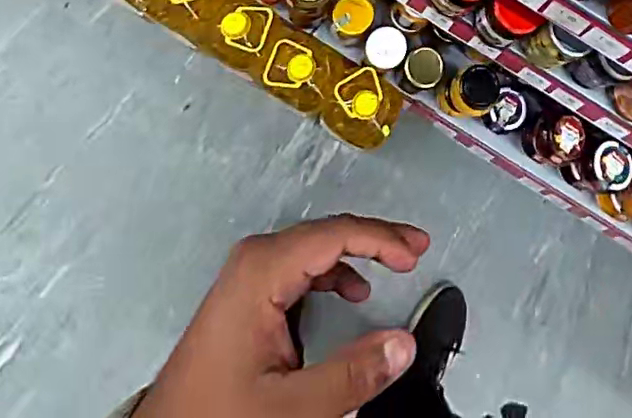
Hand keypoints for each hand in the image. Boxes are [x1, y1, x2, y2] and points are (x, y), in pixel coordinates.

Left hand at [136, 214, 430, 417]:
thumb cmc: (216, 414)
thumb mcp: (289, 406)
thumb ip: (351, 374)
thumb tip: (402, 344)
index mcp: (263, 269)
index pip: (336, 234)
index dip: (381, 238)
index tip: (414, 252)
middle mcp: (257, 258)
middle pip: (328, 232)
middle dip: (376, 238)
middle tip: (415, 249)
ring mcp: (251, 271)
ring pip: (318, 246)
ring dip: (359, 252)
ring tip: (394, 264)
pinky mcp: (250, 289)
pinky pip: (303, 265)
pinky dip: (335, 271)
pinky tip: (353, 290)